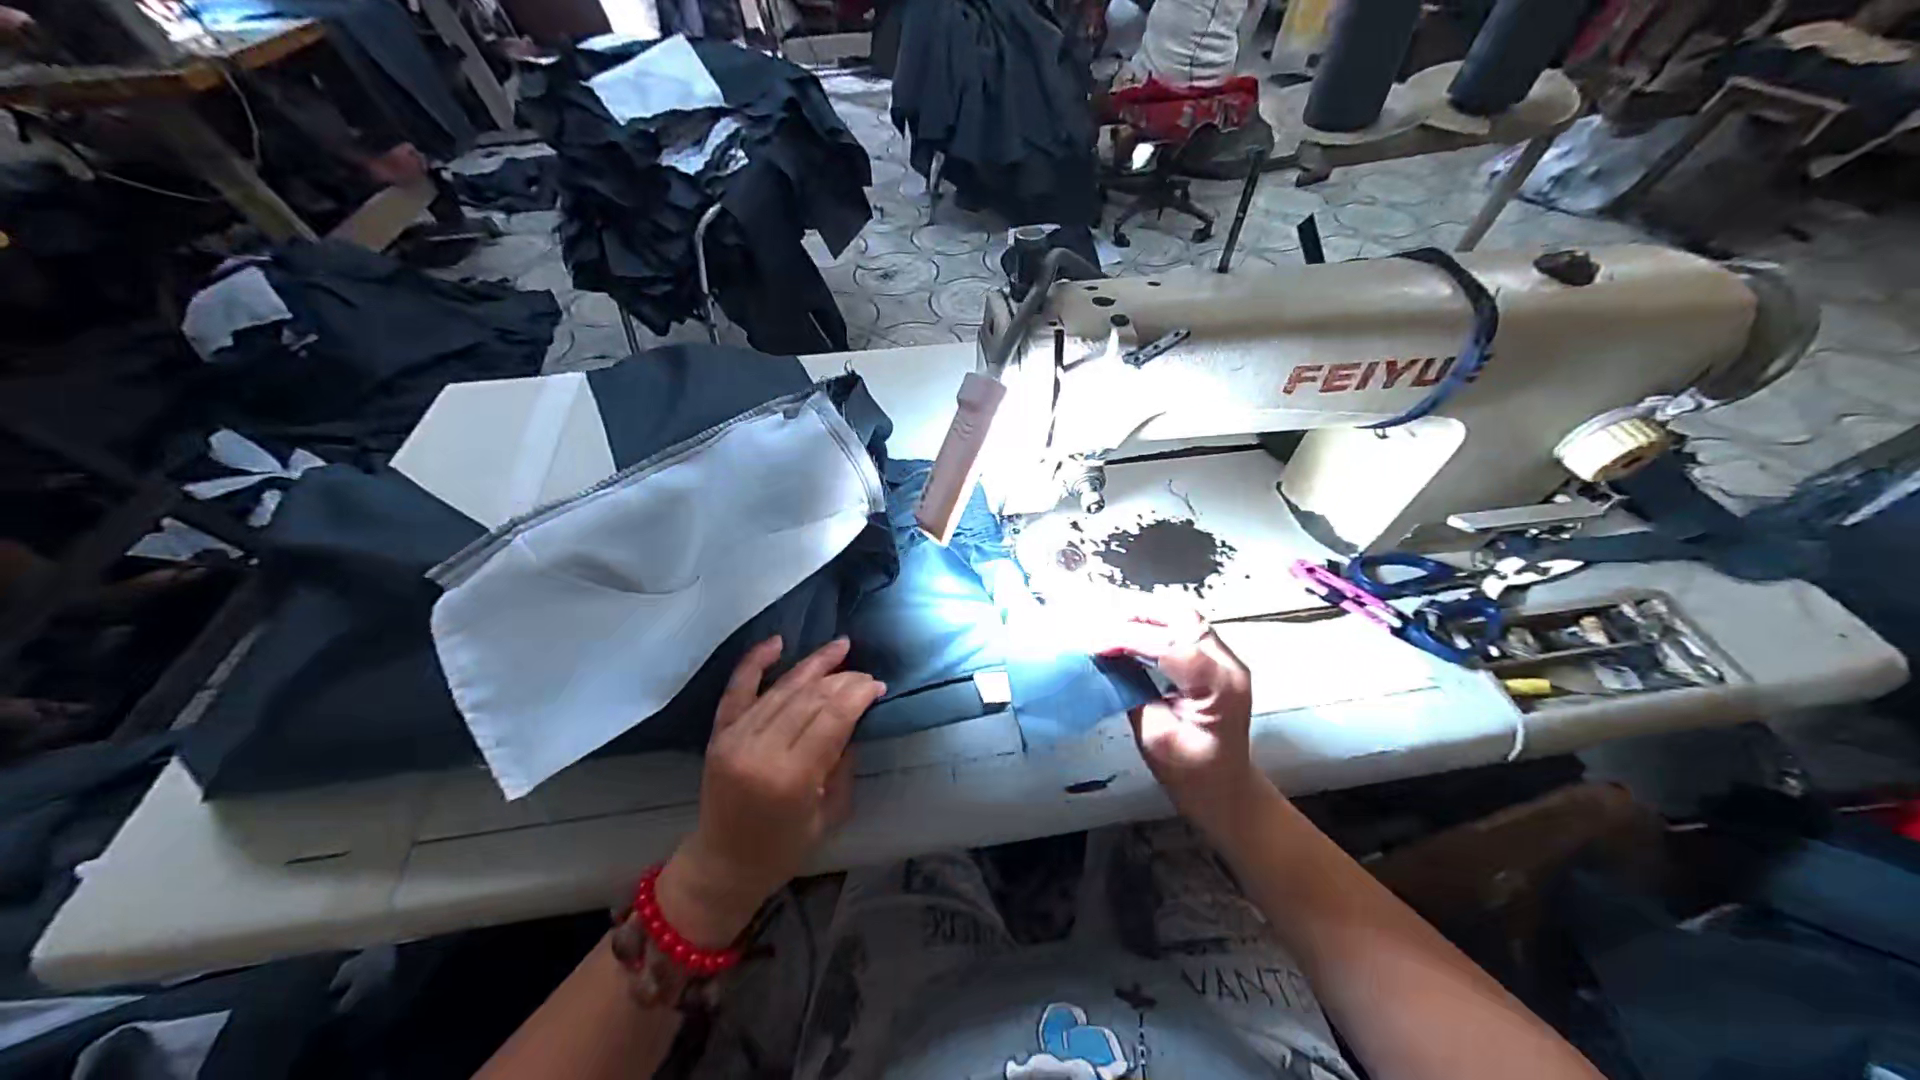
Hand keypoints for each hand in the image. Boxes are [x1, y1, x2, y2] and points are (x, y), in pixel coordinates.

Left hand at [656, 636, 883, 946]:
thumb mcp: (829, 813)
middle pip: (810, 698)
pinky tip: (778, 642)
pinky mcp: (719, 733)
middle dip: (843, 680)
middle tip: (865, 674)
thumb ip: (843, 762)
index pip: (832, 717)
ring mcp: (735, 738)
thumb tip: (855, 718)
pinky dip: (756, 661)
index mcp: (792, 778)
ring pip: (782, 689)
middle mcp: (761, 751)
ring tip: (840, 647)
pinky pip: (738, 688)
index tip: (878, 686)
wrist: (723, 863)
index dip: (859, 694)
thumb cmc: (783, 848)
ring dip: (814, 665)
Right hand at [1094, 609, 1273, 838]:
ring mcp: (1227, 659)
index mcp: (1219, 688)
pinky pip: (1186, 628)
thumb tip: (1106, 660)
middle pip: (1183, 618)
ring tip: (1113, 629)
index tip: (1097, 646)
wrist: (1226, 789)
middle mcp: (1229, 665)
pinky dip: (1156, 625)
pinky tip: (1133, 635)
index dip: (1129, 639)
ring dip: (1147, 617)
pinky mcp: (1217, 659)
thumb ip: (1131, 692)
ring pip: (1185, 617)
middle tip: (1102, 631)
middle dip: (1138, 617)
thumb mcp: (1154, 736)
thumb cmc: (1192, 774)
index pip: (1170, 646)